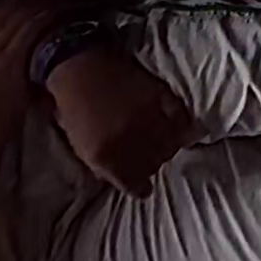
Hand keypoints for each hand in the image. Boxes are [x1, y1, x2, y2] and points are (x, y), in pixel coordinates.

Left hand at [47, 47, 196, 195]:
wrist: (83, 71)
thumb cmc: (76, 112)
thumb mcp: (82, 149)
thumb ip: (105, 167)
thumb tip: (126, 178)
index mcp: (106, 154)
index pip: (134, 181)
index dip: (141, 187)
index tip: (144, 188)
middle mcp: (130, 136)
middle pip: (155, 162)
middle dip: (154, 165)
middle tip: (152, 163)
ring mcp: (147, 113)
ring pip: (170, 141)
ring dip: (170, 147)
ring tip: (167, 147)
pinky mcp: (159, 92)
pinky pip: (179, 115)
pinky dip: (183, 125)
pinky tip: (184, 130)